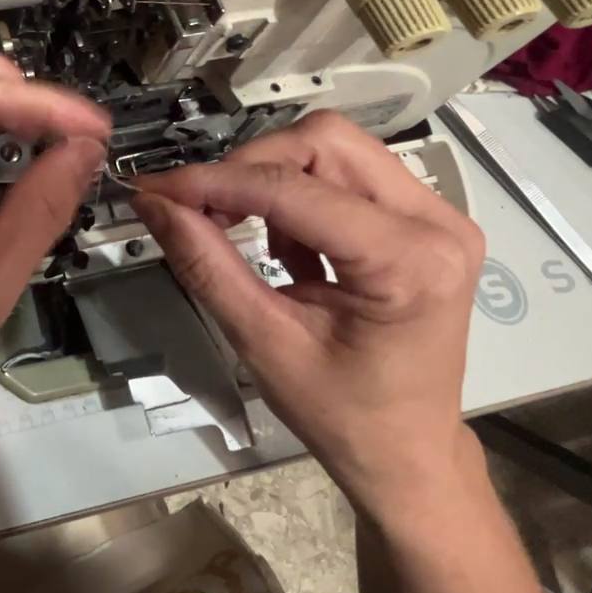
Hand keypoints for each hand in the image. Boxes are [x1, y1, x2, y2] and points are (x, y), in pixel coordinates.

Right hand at [131, 111, 484, 513]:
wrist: (406, 450)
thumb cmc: (340, 412)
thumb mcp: (261, 341)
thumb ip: (205, 264)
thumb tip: (153, 204)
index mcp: (408, 263)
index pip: (293, 190)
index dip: (214, 182)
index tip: (156, 191)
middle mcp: (437, 223)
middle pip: (323, 142)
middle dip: (248, 166)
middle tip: (201, 207)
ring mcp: (438, 215)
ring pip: (333, 147)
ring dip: (271, 175)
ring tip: (240, 226)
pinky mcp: (424, 216)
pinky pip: (346, 170)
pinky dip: (296, 191)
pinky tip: (282, 242)